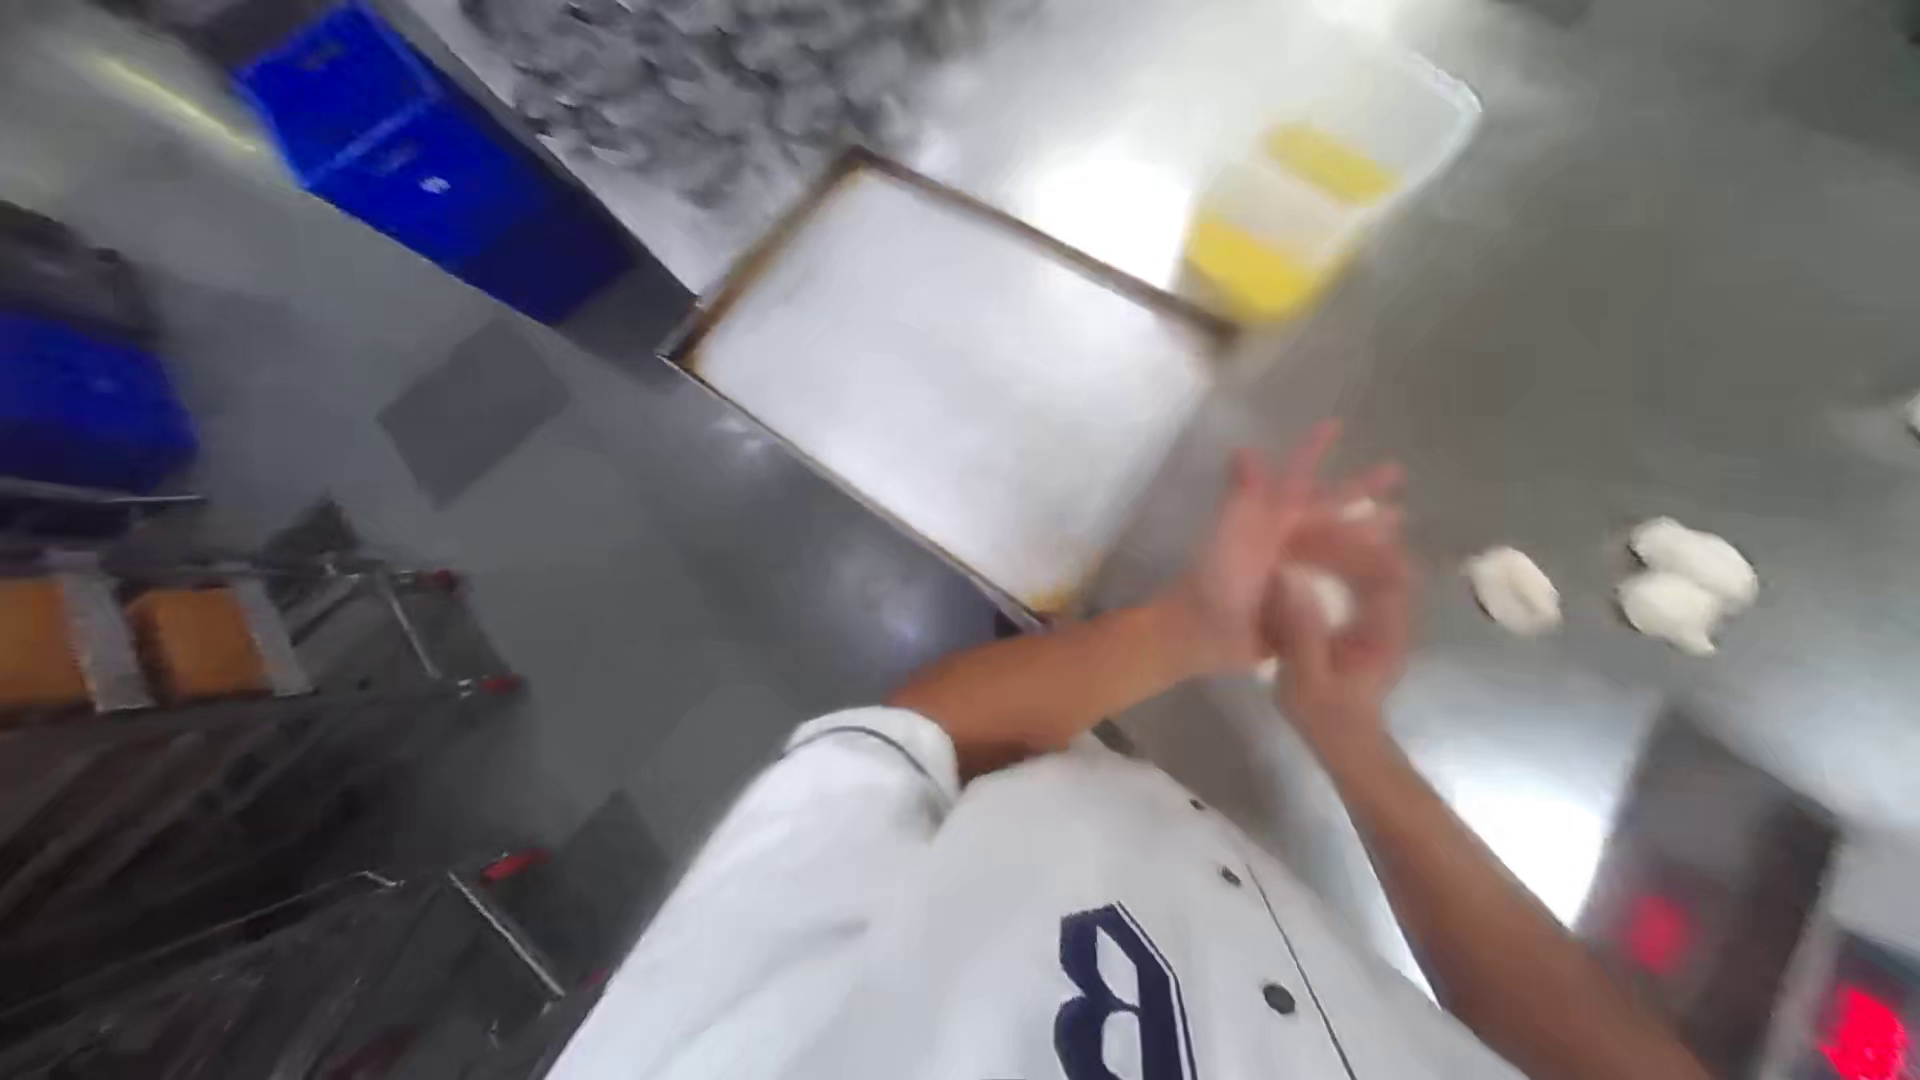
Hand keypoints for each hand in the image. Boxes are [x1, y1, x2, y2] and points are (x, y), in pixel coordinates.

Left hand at [1153, 421, 1397, 675]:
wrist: (1203, 630)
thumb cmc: (1214, 578)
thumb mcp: (1228, 533)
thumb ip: (1242, 496)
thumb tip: (1242, 449)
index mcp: (1268, 519)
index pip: (1298, 478)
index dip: (1313, 450)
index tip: (1334, 423)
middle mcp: (1284, 538)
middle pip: (1330, 507)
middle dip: (1361, 489)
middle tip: (1397, 473)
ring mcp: (1295, 569)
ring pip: (1339, 543)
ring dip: (1369, 531)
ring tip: (1401, 521)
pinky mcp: (1301, 599)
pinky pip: (1336, 582)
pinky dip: (1359, 576)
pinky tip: (1386, 577)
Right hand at [1261, 509, 1417, 753]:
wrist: (1342, 741)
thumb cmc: (1324, 713)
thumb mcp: (1306, 676)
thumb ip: (1301, 631)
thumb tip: (1290, 578)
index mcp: (1385, 632)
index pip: (1392, 575)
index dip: (1369, 544)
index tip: (1336, 523)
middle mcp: (1391, 620)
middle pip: (1387, 565)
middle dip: (1358, 538)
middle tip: (1318, 517)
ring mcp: (1381, 622)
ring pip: (1374, 572)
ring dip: (1349, 548)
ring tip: (1311, 528)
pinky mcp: (1364, 624)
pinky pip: (1358, 583)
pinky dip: (1338, 565)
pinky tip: (1306, 558)